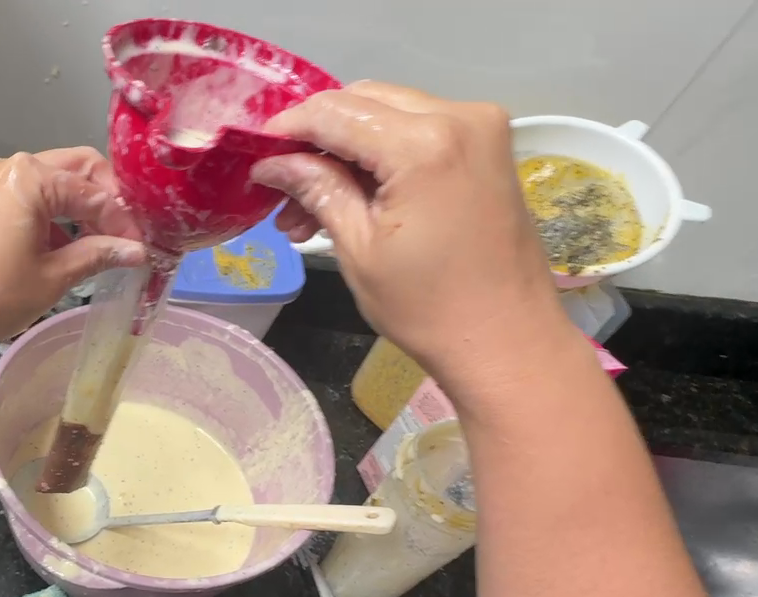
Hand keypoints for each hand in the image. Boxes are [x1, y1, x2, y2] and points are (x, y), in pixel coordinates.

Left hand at [0, 148, 145, 348]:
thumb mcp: (52, 278)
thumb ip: (97, 256)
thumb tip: (137, 251)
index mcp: (34, 178)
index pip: (95, 191)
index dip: (124, 221)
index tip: (143, 250)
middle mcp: (17, 167)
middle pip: (79, 170)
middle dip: (107, 202)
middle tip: (126, 239)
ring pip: (57, 183)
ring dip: (82, 210)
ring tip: (101, 248)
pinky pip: (34, 198)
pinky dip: (56, 218)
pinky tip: (67, 249)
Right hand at [251, 82, 575, 379]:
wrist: (502, 335)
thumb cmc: (423, 305)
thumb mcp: (357, 248)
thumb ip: (317, 191)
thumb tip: (271, 164)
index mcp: (423, 145)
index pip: (337, 113)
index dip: (289, 128)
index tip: (255, 154)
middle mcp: (457, 115)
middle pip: (364, 101)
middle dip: (315, 139)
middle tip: (281, 189)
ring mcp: (478, 126)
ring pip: (389, 113)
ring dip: (343, 150)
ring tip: (306, 210)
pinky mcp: (484, 145)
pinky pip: (416, 131)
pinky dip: (376, 156)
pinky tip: (348, 197)